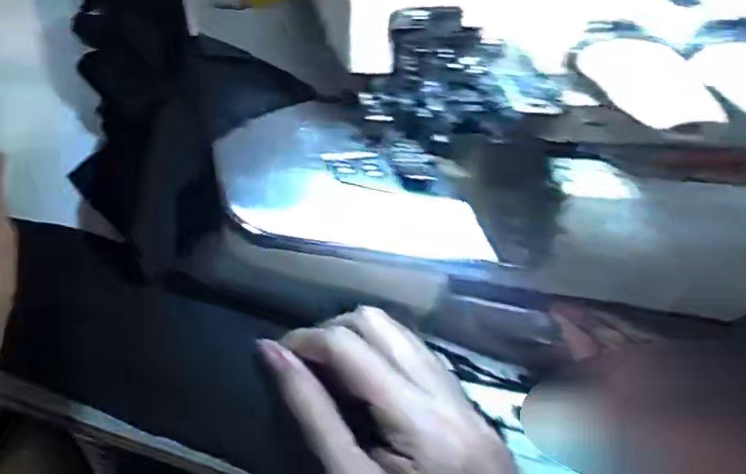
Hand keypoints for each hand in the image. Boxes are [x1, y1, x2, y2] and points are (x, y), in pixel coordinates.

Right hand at [259, 307, 515, 473]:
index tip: (277, 361)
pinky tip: (370, 390)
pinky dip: (386, 357)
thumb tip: (266, 347)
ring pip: (402, 334)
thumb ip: (309, 410)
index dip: (300, 340)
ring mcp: (475, 413)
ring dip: (358, 340)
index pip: (344, 342)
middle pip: (375, 322)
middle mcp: (456, 405)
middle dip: (330, 332)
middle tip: (308, 366)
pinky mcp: (479, 423)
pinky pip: (423, 359)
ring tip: (336, 374)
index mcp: (426, 425)